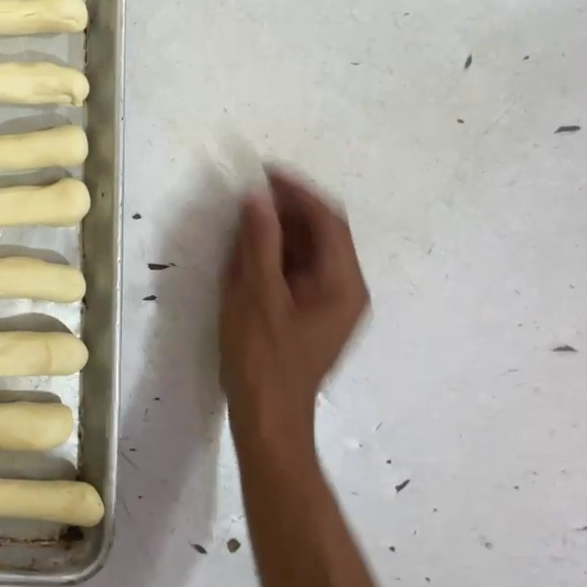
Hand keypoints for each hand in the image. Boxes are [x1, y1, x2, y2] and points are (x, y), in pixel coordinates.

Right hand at [220, 170, 368, 452]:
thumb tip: (256, 198)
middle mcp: (345, 289)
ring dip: (278, 229)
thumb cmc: (263, 356)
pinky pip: (297, 270)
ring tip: (241, 217)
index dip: (297, 190)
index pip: (327, 220)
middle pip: (321, 232)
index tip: (262, 171)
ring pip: (308, 250)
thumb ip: (257, 243)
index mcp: (342, 283)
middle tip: (246, 192)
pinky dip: (274, 253)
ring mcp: (330, 304)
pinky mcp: (311, 314)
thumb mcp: (254, 294)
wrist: (268, 416)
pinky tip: (245, 251)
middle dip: (286, 208)